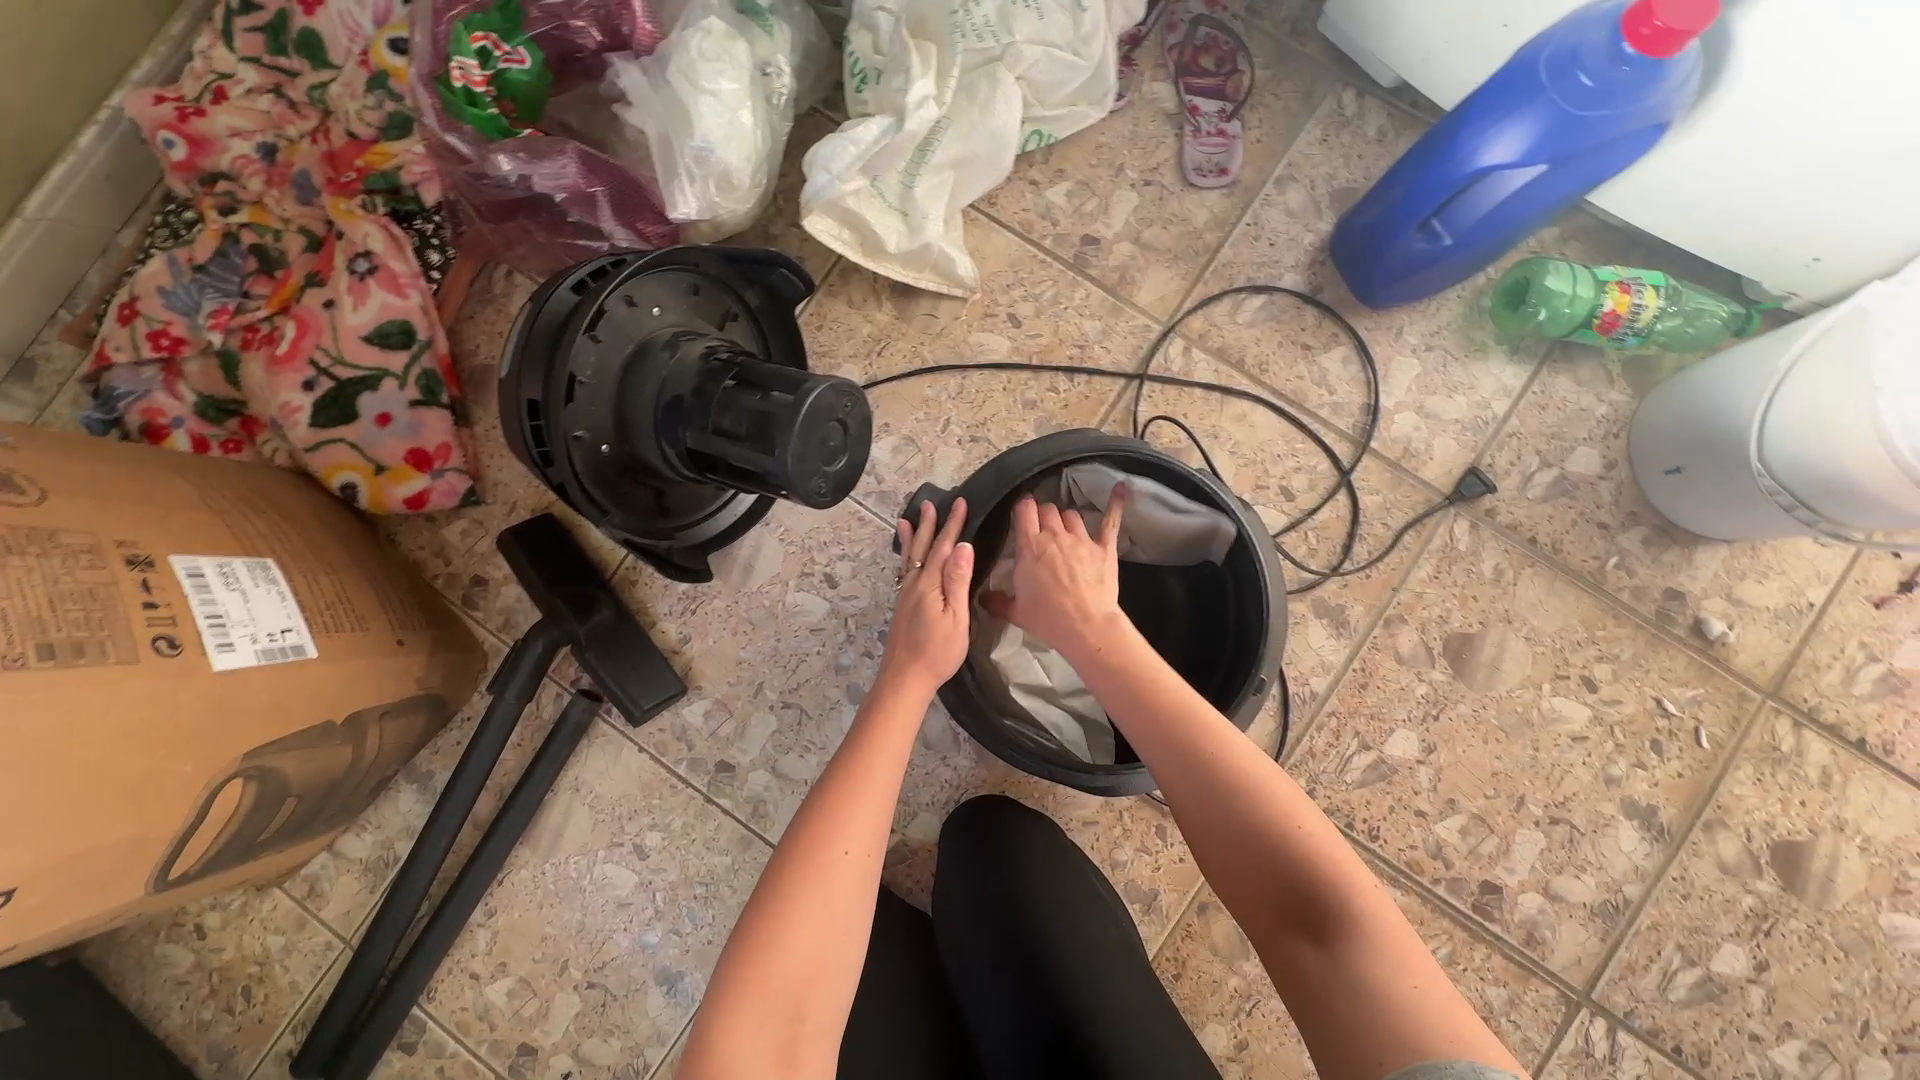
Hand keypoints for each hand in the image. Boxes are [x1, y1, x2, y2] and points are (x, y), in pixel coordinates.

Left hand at [876, 497, 973, 698]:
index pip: (944, 547)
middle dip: (930, 525)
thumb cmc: (937, 652)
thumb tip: (963, 546)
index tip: (959, 503)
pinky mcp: (902, 606)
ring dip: (913, 537)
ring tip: (908, 520)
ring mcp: (905, 595)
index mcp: (930, 584)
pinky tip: (906, 559)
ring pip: (910, 558)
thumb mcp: (956, 617)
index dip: (952, 524)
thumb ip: (957, 581)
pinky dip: (905, 557)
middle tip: (931, 502)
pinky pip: (904, 571)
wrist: (905, 678)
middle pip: (924, 548)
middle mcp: (914, 584)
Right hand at [983, 484, 1129, 658]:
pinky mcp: (1104, 548)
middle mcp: (1054, 536)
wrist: (1085, 627)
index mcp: (1030, 547)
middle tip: (1042, 527)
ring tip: (1065, 528)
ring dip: (1066, 518)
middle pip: (1048, 509)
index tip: (1022, 512)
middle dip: (1044, 514)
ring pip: (1072, 514)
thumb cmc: (1047, 619)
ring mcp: (1081, 539)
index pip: (1024, 510)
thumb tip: (982, 598)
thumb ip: (996, 601)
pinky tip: (1120, 488)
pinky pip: (1110, 520)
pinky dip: (1115, 503)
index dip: (1023, 508)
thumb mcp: (1015, 612)